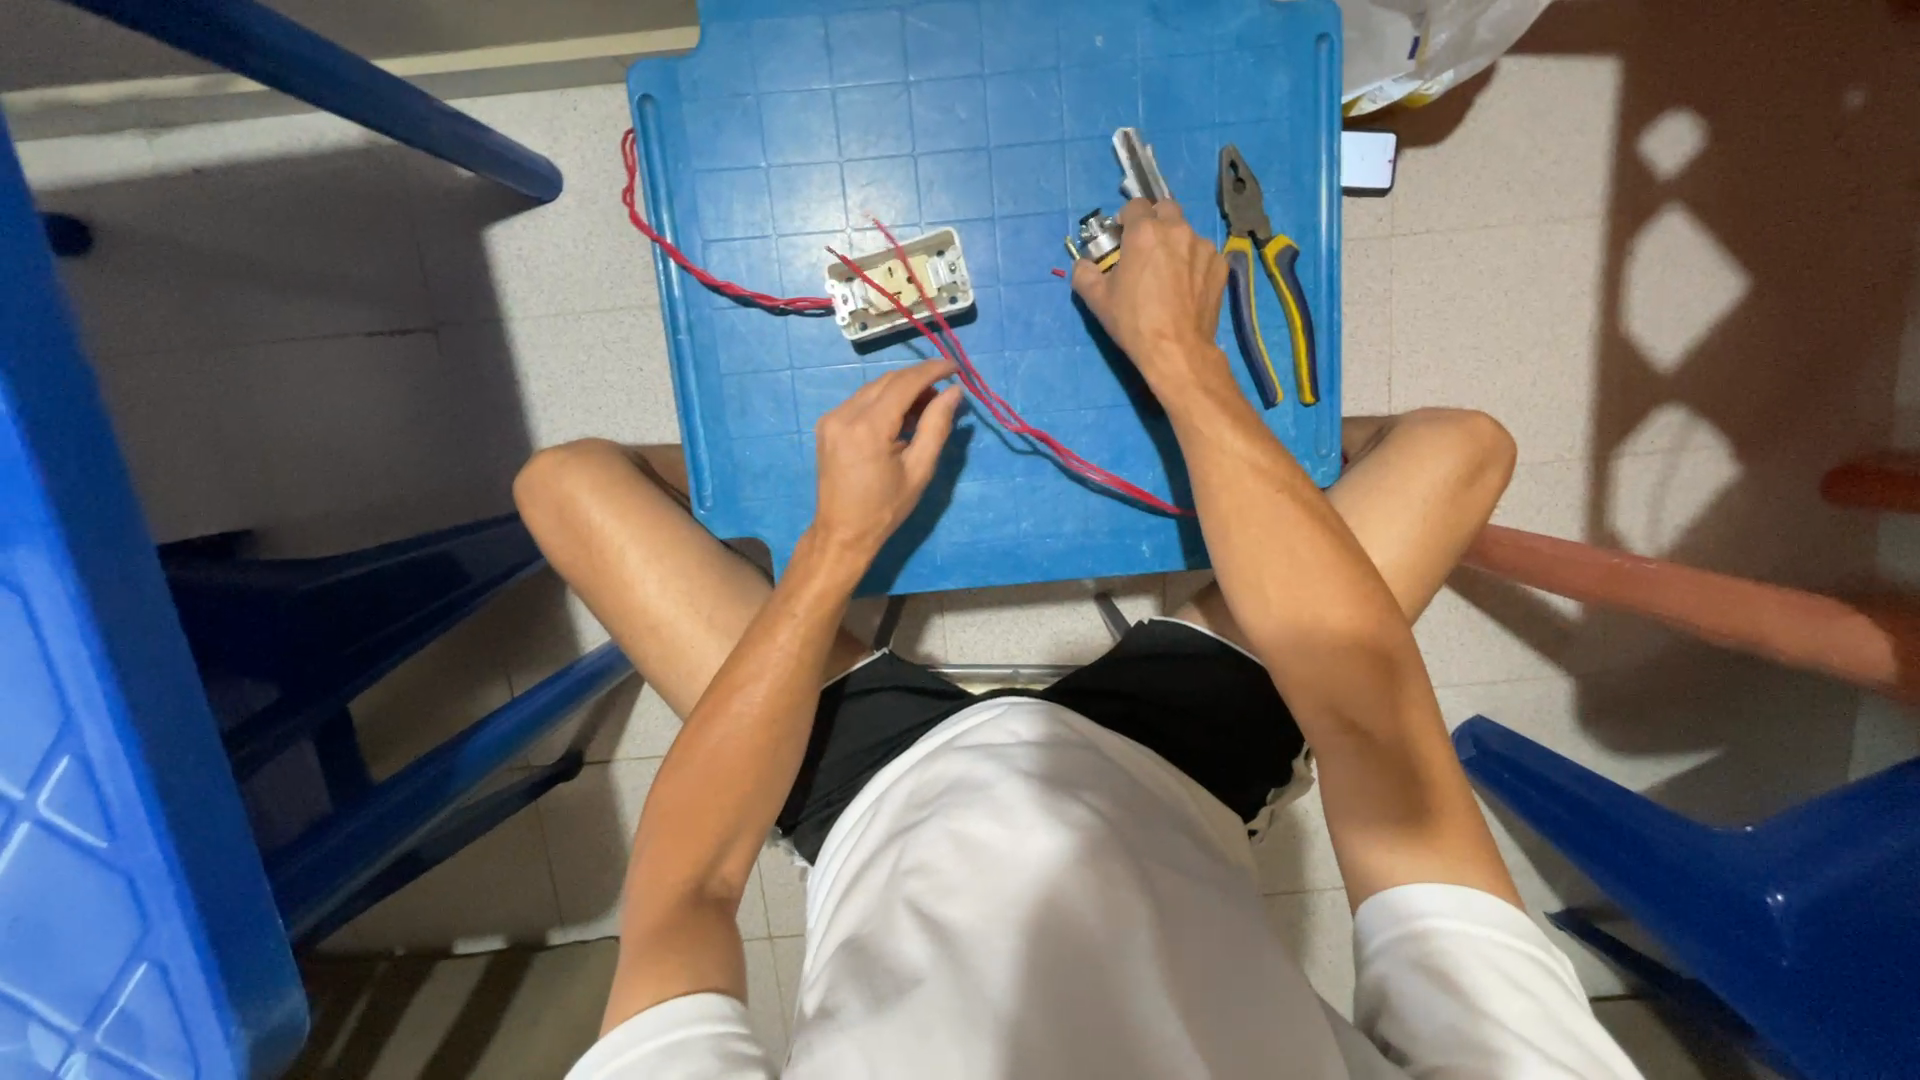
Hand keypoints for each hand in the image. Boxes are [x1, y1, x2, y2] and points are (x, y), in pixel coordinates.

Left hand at [810, 357, 964, 561]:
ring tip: (926, 408)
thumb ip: (937, 426)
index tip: (956, 367)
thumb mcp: (919, 470)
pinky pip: (861, 400)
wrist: (842, 532)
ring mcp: (832, 418)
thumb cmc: (885, 508)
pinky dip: (884, 401)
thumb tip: (954, 392)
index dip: (933, 370)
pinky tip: (900, 417)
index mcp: (868, 428)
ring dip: (902, 390)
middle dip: (919, 380)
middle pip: (888, 380)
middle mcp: (845, 414)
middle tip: (945, 394)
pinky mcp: (827, 424)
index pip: (905, 383)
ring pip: (874, 388)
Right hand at [1071, 199, 1233, 395]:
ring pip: (1186, 232)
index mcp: (1144, 231)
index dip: (1126, 220)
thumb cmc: (1133, 322)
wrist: (1176, 349)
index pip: (1134, 205)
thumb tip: (1084, 265)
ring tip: (1169, 273)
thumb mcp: (1097, 300)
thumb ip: (1084, 273)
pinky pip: (1203, 255)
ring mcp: (1203, 246)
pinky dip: (1194, 263)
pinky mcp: (1220, 265)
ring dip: (1175, 243)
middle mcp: (1177, 229)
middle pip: (1165, 209)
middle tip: (1146, 249)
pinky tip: (1187, 287)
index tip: (1122, 238)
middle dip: (1154, 221)